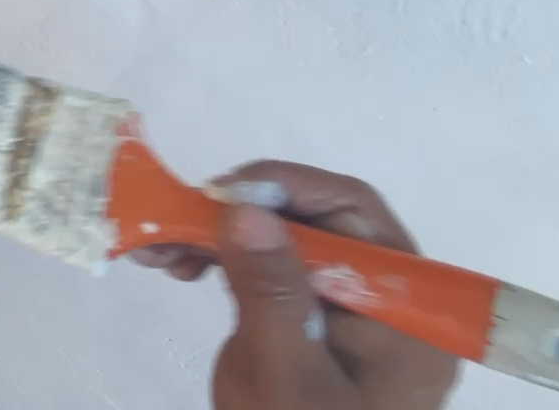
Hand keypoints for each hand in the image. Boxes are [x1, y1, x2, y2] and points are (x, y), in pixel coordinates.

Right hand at [131, 161, 458, 409]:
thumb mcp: (286, 371)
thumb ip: (272, 291)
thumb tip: (248, 208)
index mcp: (398, 309)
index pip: (354, 213)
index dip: (288, 187)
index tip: (220, 194)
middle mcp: (374, 295)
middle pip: (307, 214)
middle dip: (235, 207)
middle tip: (181, 215)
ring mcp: (333, 301)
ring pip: (270, 229)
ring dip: (209, 226)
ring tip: (160, 246)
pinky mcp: (297, 307)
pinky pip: (252, 254)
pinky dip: (206, 247)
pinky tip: (172, 262)